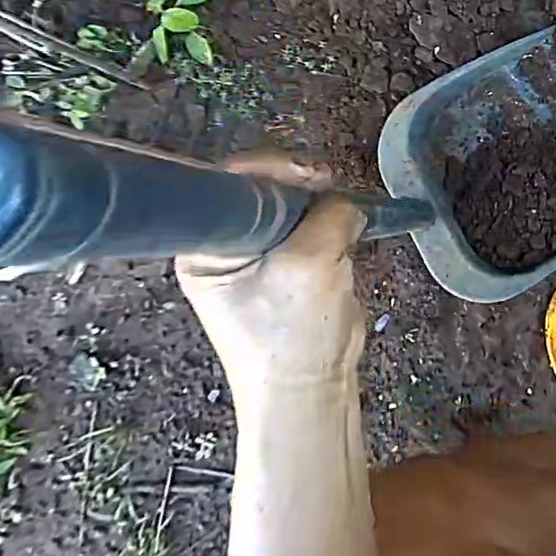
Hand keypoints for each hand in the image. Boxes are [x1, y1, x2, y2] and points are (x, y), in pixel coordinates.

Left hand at [176, 150, 367, 374]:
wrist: (313, 386)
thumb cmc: (293, 333)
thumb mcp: (309, 265)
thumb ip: (330, 217)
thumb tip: (346, 200)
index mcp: (208, 246)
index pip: (228, 183)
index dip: (267, 168)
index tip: (306, 175)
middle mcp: (227, 242)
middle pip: (263, 186)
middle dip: (299, 182)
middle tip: (328, 184)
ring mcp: (261, 250)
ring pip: (292, 201)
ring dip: (320, 199)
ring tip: (342, 208)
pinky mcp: (290, 257)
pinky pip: (310, 220)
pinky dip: (331, 216)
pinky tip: (347, 221)